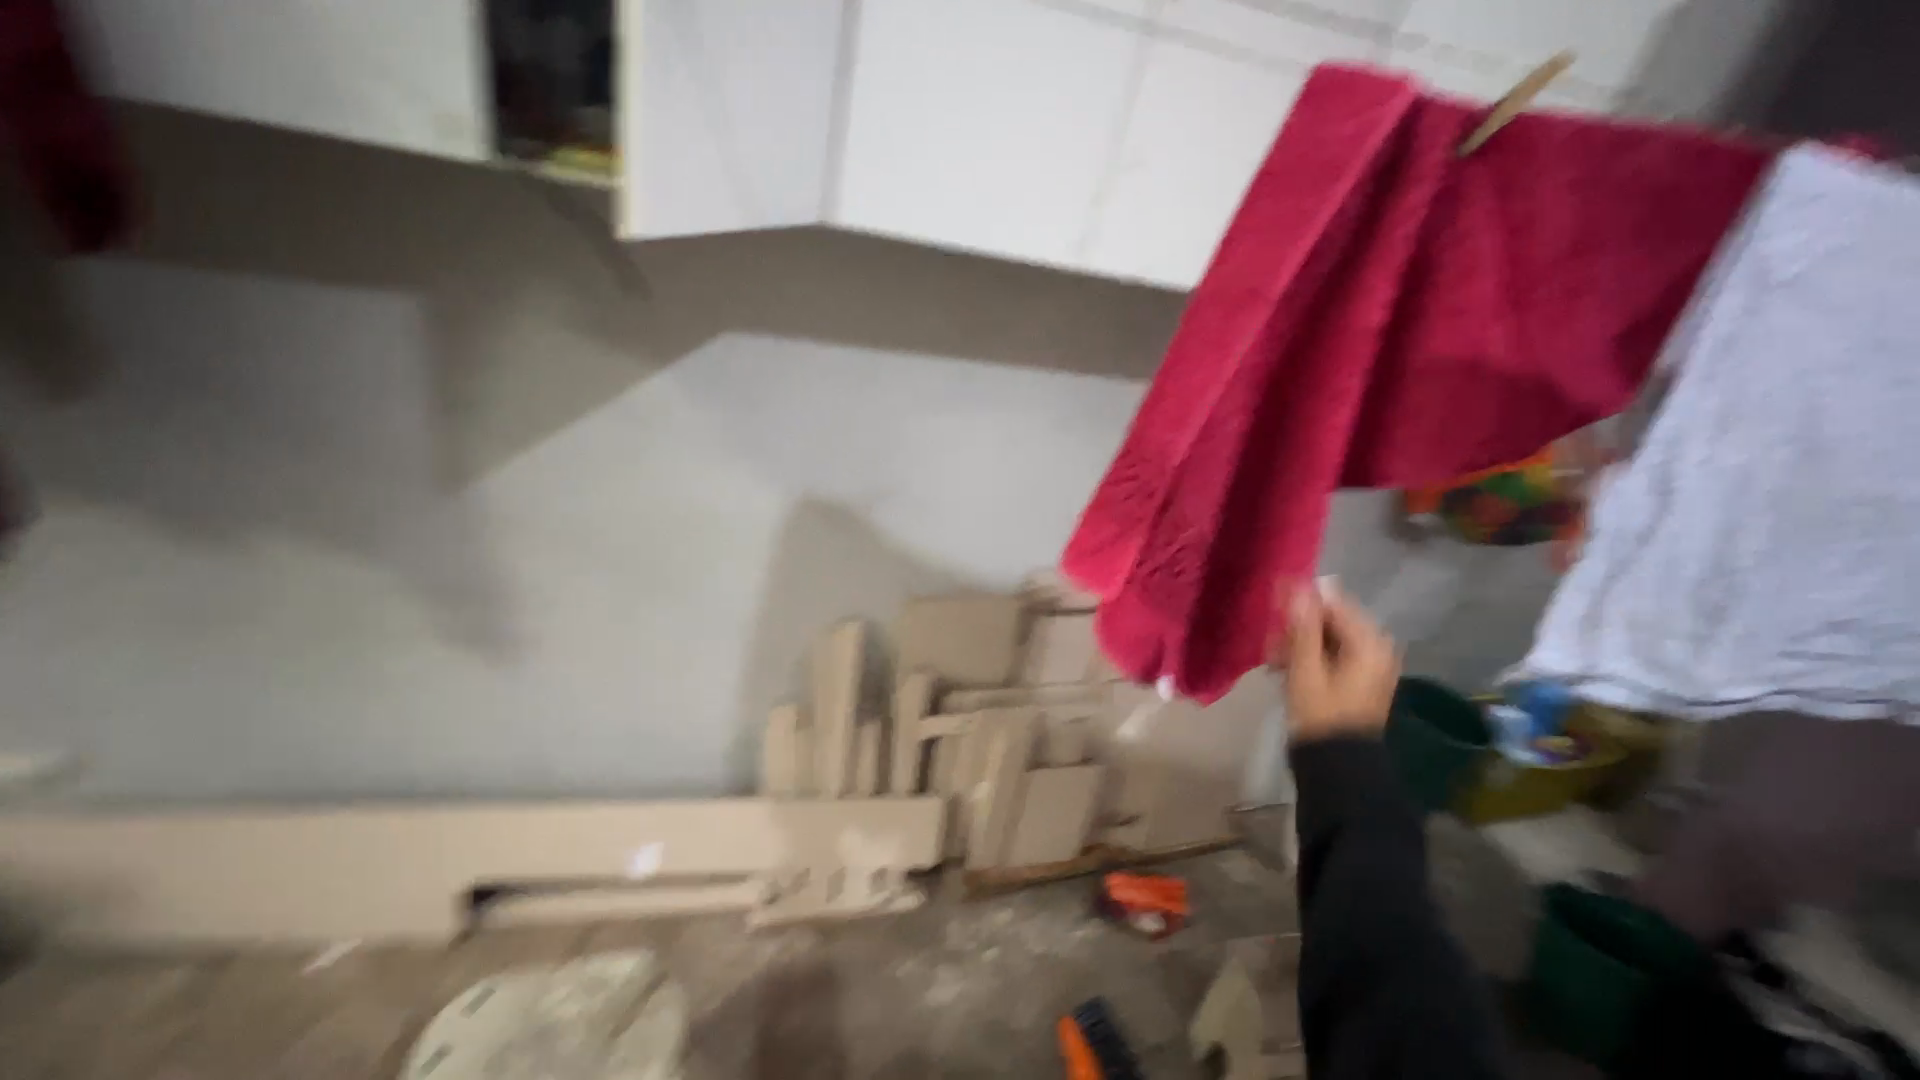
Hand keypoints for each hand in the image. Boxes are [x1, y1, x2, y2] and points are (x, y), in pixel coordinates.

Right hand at [1274, 582, 1400, 742]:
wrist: (1338, 764)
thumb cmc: (1320, 715)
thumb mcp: (1305, 669)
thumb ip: (1302, 627)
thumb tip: (1298, 587)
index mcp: (1369, 642)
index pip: (1333, 603)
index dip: (1301, 601)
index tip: (1272, 612)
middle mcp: (1377, 647)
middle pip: (1331, 620)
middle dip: (1298, 628)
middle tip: (1271, 645)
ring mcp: (1371, 664)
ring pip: (1329, 638)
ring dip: (1300, 645)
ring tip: (1275, 662)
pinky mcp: (1361, 679)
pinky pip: (1334, 655)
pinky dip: (1311, 658)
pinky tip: (1287, 671)